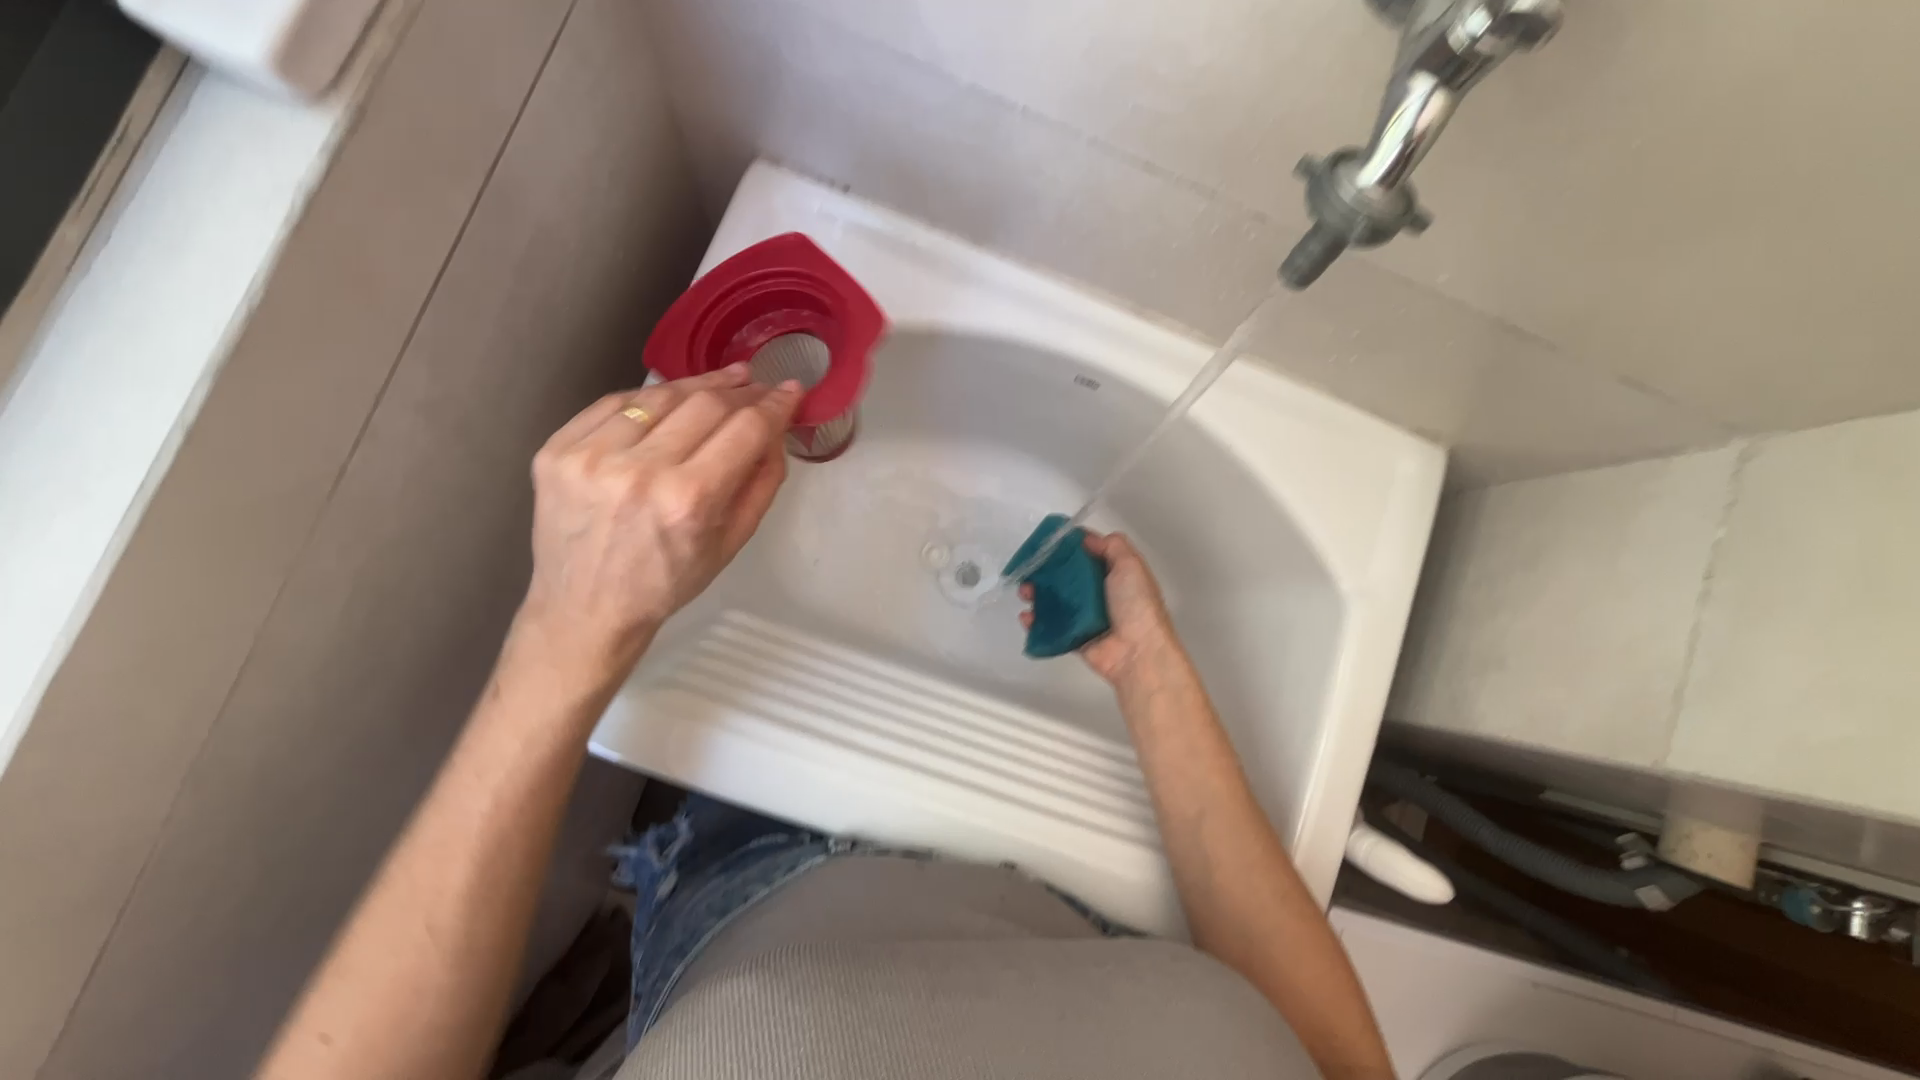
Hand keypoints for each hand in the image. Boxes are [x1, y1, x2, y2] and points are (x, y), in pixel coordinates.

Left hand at [516, 364, 801, 678]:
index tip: (790, 391)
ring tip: (721, 382)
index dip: (774, 405)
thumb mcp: (732, 543)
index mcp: (689, 501)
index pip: (745, 430)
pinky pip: (614, 404)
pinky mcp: (558, 449)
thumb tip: (777, 429)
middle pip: (705, 405)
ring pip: (659, 396)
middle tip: (757, 386)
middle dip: (740, 391)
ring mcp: (592, 456)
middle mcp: (640, 472)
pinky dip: (648, 398)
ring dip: (697, 384)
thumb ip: (762, 482)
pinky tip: (669, 399)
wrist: (586, 608)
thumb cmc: (668, 582)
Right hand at [1020, 530, 1187, 686]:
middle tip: (1029, 568)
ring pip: (1055, 600)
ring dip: (1036, 594)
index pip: (1087, 554)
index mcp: (1114, 574)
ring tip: (1025, 592)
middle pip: (1066, 577)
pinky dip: (1035, 621)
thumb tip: (1086, 539)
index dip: (1068, 547)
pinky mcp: (1073, 637)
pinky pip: (1051, 627)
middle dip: (1045, 571)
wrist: (1138, 652)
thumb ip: (1112, 546)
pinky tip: (1026, 616)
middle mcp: (1098, 593)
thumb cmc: (1135, 604)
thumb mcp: (1131, 565)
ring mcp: (1084, 617)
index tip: (1047, 542)